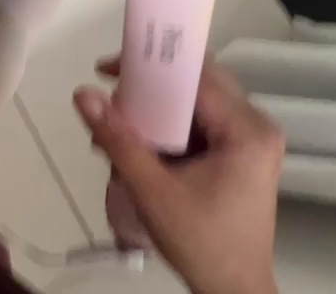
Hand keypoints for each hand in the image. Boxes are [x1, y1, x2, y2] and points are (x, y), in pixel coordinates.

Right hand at [76, 58, 283, 293]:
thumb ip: (117, 138)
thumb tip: (82, 93)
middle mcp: (253, 127)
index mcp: (246, 131)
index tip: (108, 70)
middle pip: (194, 81)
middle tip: (110, 97)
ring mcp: (247, 140)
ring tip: (117, 126)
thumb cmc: (201, 241)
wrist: (232, 291)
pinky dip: (163, 123)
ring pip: (191, 99)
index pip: (194, 75)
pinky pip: (194, 118)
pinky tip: (136, 142)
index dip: (149, 65)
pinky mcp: (235, 153)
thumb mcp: (152, 190)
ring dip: (152, 105)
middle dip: (147, 85)